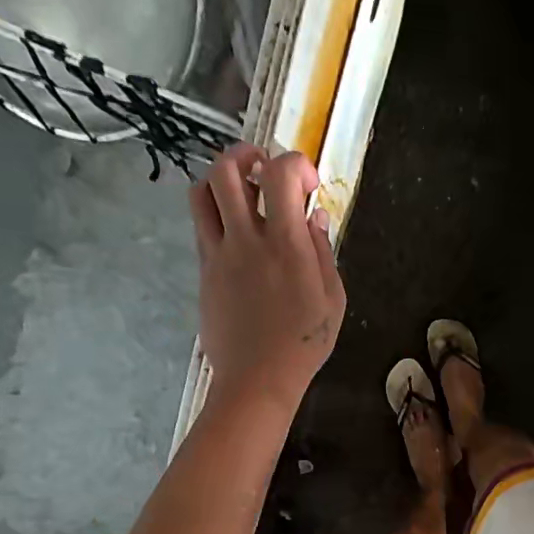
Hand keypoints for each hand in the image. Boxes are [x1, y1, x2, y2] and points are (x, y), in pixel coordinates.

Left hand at [189, 145, 346, 407]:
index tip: (308, 187)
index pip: (281, 172)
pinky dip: (217, 214)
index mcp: (285, 243)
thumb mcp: (332, 297)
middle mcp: (245, 239)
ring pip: (201, 194)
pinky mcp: (203, 271)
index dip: (296, 163)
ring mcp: (217, 254)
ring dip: (221, 181)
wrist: (256, 378)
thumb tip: (314, 216)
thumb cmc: (302, 342)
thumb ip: (323, 250)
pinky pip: (201, 227)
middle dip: (245, 154)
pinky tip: (238, 233)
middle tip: (264, 169)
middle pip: (225, 170)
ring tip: (243, 193)